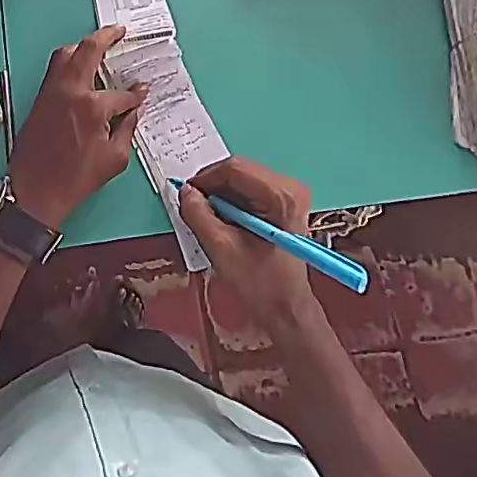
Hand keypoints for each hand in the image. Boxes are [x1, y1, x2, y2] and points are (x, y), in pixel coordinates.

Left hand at [8, 25, 147, 228]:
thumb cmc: (74, 179)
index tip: (140, 94)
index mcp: (92, 107)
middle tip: (119, 31)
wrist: (35, 191)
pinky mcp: (39, 98)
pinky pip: (55, 69)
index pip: (122, 94)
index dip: (135, 96)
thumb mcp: (115, 158)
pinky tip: (78, 68)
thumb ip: (127, 129)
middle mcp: (70, 92)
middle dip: (107, 36)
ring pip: (66, 53)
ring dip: (83, 45)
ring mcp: (51, 92)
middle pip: (88, 50)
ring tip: (97, 45)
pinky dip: (68, 61)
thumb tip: (133, 112)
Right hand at [179, 159, 317, 326]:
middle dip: (213, 187)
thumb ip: (198, 215)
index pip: (234, 169)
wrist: (286, 308)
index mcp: (281, 196)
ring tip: (211, 219)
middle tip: (195, 208)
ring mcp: (290, 194)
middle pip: (239, 170)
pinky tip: (226, 222)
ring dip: (222, 195)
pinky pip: (250, 189)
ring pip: (243, 179)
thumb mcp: (221, 248)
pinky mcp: (285, 203)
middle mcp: (290, 188)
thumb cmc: (259, 283)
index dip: (205, 179)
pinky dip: (232, 201)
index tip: (186, 194)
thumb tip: (186, 192)